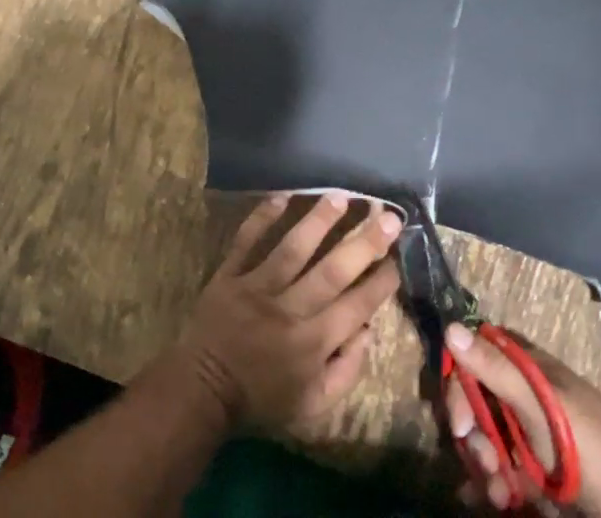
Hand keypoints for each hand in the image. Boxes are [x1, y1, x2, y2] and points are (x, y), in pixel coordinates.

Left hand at [175, 193, 402, 429]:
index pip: (356, 306)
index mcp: (313, 343)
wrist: (201, 390)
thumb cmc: (262, 399)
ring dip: (318, 221)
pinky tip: (282, 196)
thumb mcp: (314, 404)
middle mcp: (288, 311)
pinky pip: (245, 242)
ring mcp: (255, 289)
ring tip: (341, 196)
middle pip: (331, 271)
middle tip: (387, 215)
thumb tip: (367, 330)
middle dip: (363, 243)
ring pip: (291, 249)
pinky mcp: (228, 277)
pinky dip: (262, 218)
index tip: (400, 257)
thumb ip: (346, 370)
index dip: (381, 282)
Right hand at [445, 324, 600, 517]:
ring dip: (483, 466)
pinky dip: (490, 484)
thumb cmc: (591, 447)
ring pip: (483, 438)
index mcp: (529, 370)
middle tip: (486, 462)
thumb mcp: (540, 404)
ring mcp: (528, 433)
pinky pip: (497, 467)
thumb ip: (495, 368)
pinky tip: (497, 500)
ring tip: (500, 495)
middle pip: (474, 402)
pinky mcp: (533, 467)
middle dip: (472, 436)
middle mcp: (524, 396)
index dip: (460, 384)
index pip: (475, 358)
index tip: (461, 420)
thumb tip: (451, 326)